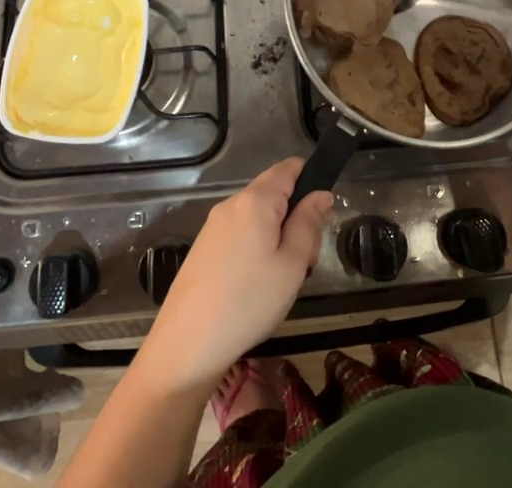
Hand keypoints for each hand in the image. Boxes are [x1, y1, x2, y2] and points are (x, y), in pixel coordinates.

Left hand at [138, 158, 332, 391]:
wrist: (189, 343)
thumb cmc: (249, 300)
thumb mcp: (292, 263)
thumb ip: (308, 223)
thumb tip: (320, 195)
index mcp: (255, 201)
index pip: (288, 168)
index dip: (311, 180)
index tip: (322, 215)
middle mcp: (230, 205)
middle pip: (273, 195)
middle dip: (296, 218)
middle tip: (305, 261)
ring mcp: (213, 227)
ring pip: (258, 219)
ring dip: (278, 239)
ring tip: (283, 280)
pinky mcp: (203, 250)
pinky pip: (240, 236)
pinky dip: (257, 251)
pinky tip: (258, 287)